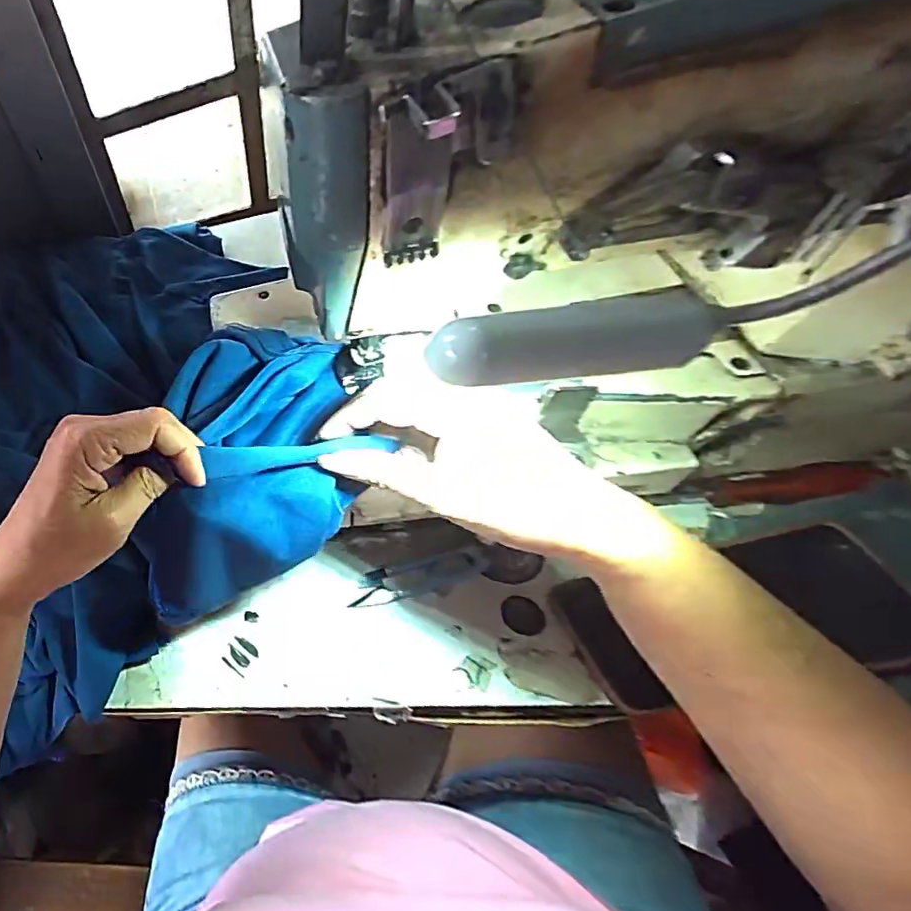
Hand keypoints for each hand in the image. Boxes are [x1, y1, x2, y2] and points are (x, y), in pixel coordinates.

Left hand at [0, 408, 205, 602]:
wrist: (16, 564)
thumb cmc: (61, 548)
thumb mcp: (115, 519)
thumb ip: (150, 484)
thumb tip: (176, 469)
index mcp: (86, 437)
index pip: (153, 422)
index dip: (184, 448)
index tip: (199, 482)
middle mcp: (80, 425)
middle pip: (146, 422)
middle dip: (177, 448)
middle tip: (197, 480)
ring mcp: (76, 435)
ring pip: (136, 431)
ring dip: (162, 452)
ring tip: (182, 481)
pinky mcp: (76, 449)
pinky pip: (120, 443)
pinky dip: (143, 457)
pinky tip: (157, 478)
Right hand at [316, 360, 675, 570]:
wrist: (588, 520)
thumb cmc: (517, 509)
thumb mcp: (441, 495)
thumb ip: (382, 470)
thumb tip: (329, 457)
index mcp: (455, 407)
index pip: (384, 396)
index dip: (346, 417)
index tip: (321, 442)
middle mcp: (465, 395)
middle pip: (395, 389)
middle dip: (359, 414)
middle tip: (335, 443)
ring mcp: (477, 404)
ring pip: (412, 398)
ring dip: (380, 418)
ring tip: (358, 445)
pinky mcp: (484, 417)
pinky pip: (431, 409)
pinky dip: (404, 424)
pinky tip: (396, 447)